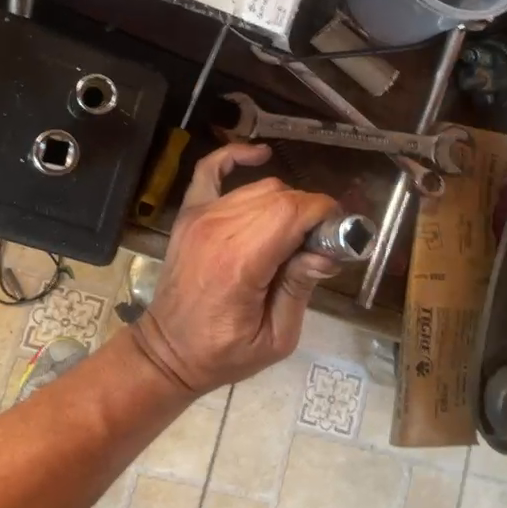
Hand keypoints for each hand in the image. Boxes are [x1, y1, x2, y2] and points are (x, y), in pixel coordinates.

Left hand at [130, 143, 340, 394]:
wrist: (167, 351)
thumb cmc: (223, 352)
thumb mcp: (276, 338)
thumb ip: (301, 289)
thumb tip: (327, 253)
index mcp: (241, 262)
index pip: (293, 212)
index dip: (324, 215)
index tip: (339, 234)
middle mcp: (219, 228)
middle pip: (280, 197)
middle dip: (308, 212)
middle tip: (317, 243)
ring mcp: (201, 216)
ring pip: (257, 187)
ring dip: (284, 201)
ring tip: (293, 232)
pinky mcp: (189, 213)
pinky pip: (210, 169)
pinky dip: (235, 156)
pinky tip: (259, 155)